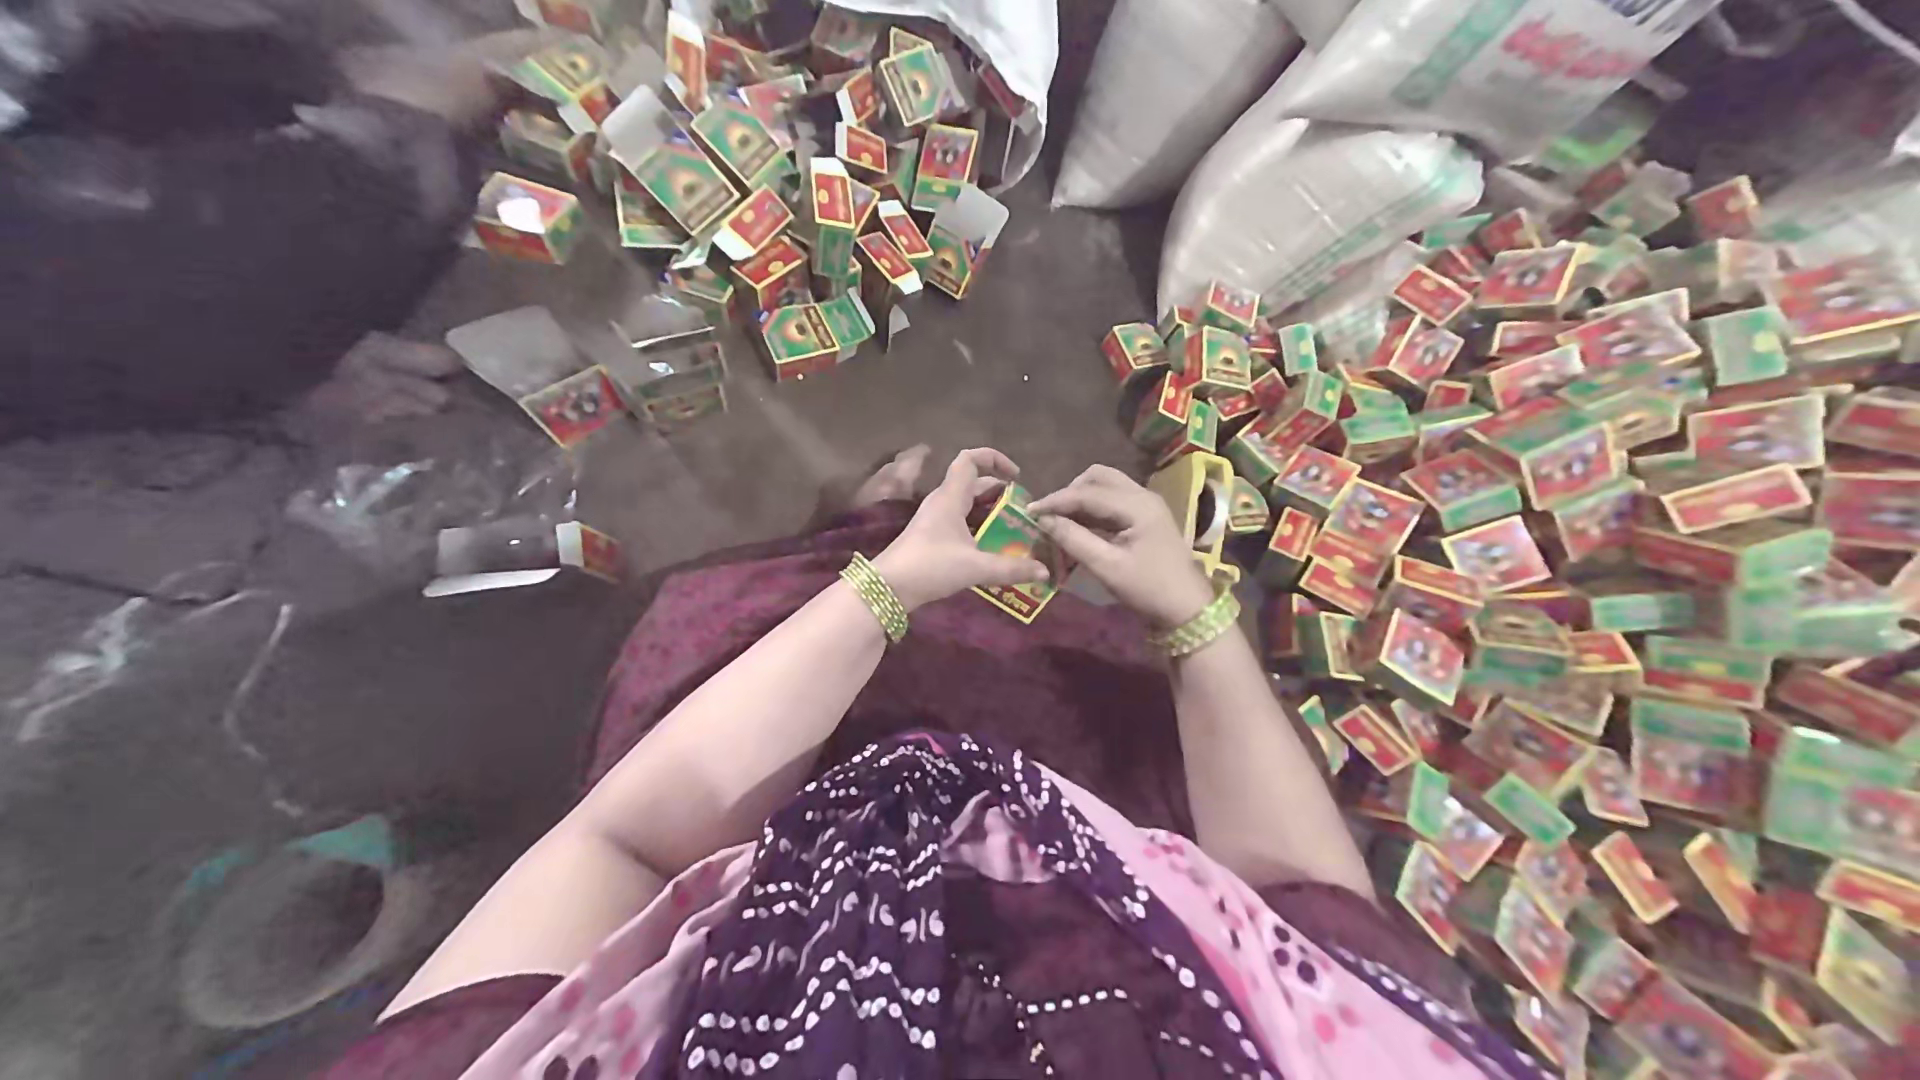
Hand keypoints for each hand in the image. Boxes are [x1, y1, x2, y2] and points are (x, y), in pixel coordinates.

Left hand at [869, 448, 1048, 610]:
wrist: (888, 587)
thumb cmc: (930, 566)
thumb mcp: (974, 568)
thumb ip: (1011, 569)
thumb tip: (1044, 571)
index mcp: (950, 497)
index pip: (970, 459)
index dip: (994, 458)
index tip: (1016, 476)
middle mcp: (942, 502)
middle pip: (972, 482)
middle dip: (999, 491)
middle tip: (1022, 509)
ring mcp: (934, 519)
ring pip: (966, 503)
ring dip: (989, 510)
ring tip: (1013, 528)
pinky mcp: (931, 536)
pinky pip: (959, 521)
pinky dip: (978, 526)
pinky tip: (991, 546)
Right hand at [1029, 465, 1215, 628]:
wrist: (1187, 608)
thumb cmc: (1147, 588)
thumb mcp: (1106, 566)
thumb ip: (1073, 539)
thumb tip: (1043, 520)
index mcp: (1137, 505)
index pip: (1087, 492)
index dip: (1055, 500)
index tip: (1029, 511)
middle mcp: (1143, 496)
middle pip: (1098, 477)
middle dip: (1070, 492)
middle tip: (1050, 515)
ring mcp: (1147, 504)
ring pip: (1107, 485)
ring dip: (1082, 497)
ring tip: (1062, 520)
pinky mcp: (1146, 516)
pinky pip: (1114, 500)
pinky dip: (1093, 507)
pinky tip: (1080, 526)